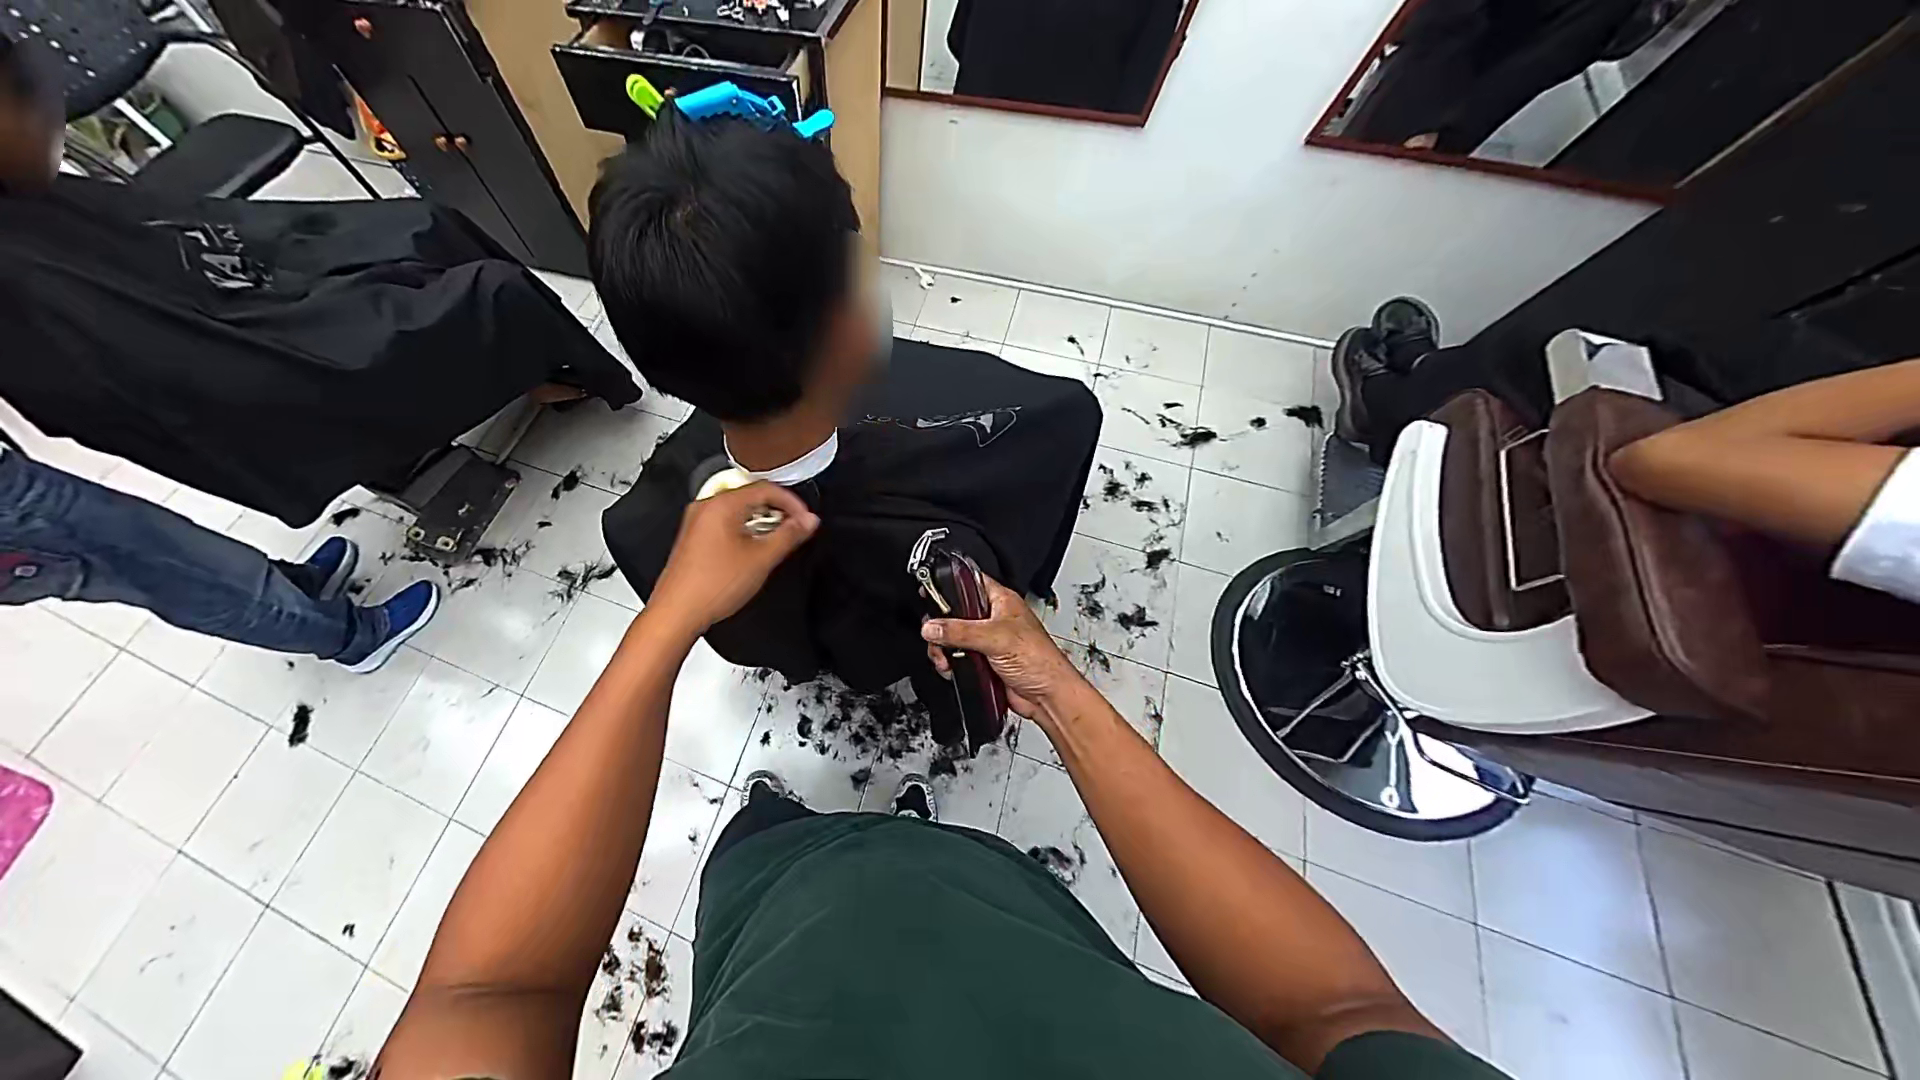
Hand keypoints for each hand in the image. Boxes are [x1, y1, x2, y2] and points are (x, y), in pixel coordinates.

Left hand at [648, 482, 818, 635]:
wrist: (678, 612)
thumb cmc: (710, 587)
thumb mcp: (762, 558)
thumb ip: (790, 535)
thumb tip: (807, 521)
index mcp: (722, 505)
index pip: (766, 489)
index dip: (792, 503)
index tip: (805, 518)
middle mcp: (706, 508)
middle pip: (752, 497)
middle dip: (778, 512)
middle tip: (795, 529)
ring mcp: (698, 522)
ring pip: (739, 511)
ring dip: (762, 523)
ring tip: (776, 543)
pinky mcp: (695, 537)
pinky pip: (726, 523)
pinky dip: (746, 531)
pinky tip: (754, 552)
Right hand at [921, 574, 1085, 720]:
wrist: (1046, 695)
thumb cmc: (1040, 660)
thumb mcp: (996, 637)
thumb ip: (961, 631)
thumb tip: (933, 627)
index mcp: (1001, 601)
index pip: (970, 582)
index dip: (950, 583)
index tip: (930, 590)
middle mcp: (993, 619)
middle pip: (955, 613)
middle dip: (942, 625)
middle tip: (937, 633)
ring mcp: (987, 641)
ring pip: (953, 637)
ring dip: (944, 648)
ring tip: (945, 657)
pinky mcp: (982, 662)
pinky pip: (957, 657)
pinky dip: (950, 662)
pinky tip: (951, 668)